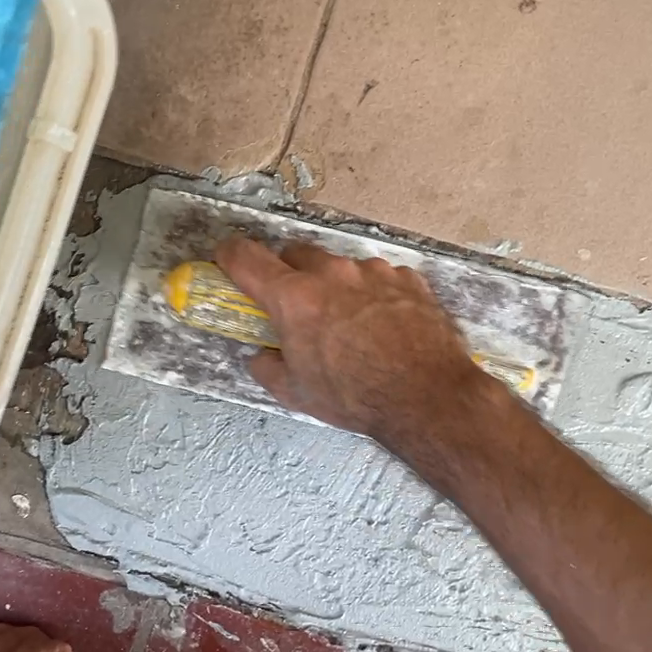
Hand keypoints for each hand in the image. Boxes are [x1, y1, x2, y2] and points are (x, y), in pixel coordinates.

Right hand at [214, 236, 493, 441]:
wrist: (427, 397)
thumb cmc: (354, 397)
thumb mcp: (294, 393)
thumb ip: (267, 367)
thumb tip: (261, 355)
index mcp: (294, 298)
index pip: (246, 258)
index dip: (229, 255)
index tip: (225, 258)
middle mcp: (331, 274)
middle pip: (295, 253)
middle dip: (286, 273)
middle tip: (292, 304)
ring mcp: (373, 272)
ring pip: (339, 265)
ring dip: (332, 284)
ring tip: (344, 321)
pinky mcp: (407, 279)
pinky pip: (377, 277)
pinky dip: (370, 294)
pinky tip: (379, 324)